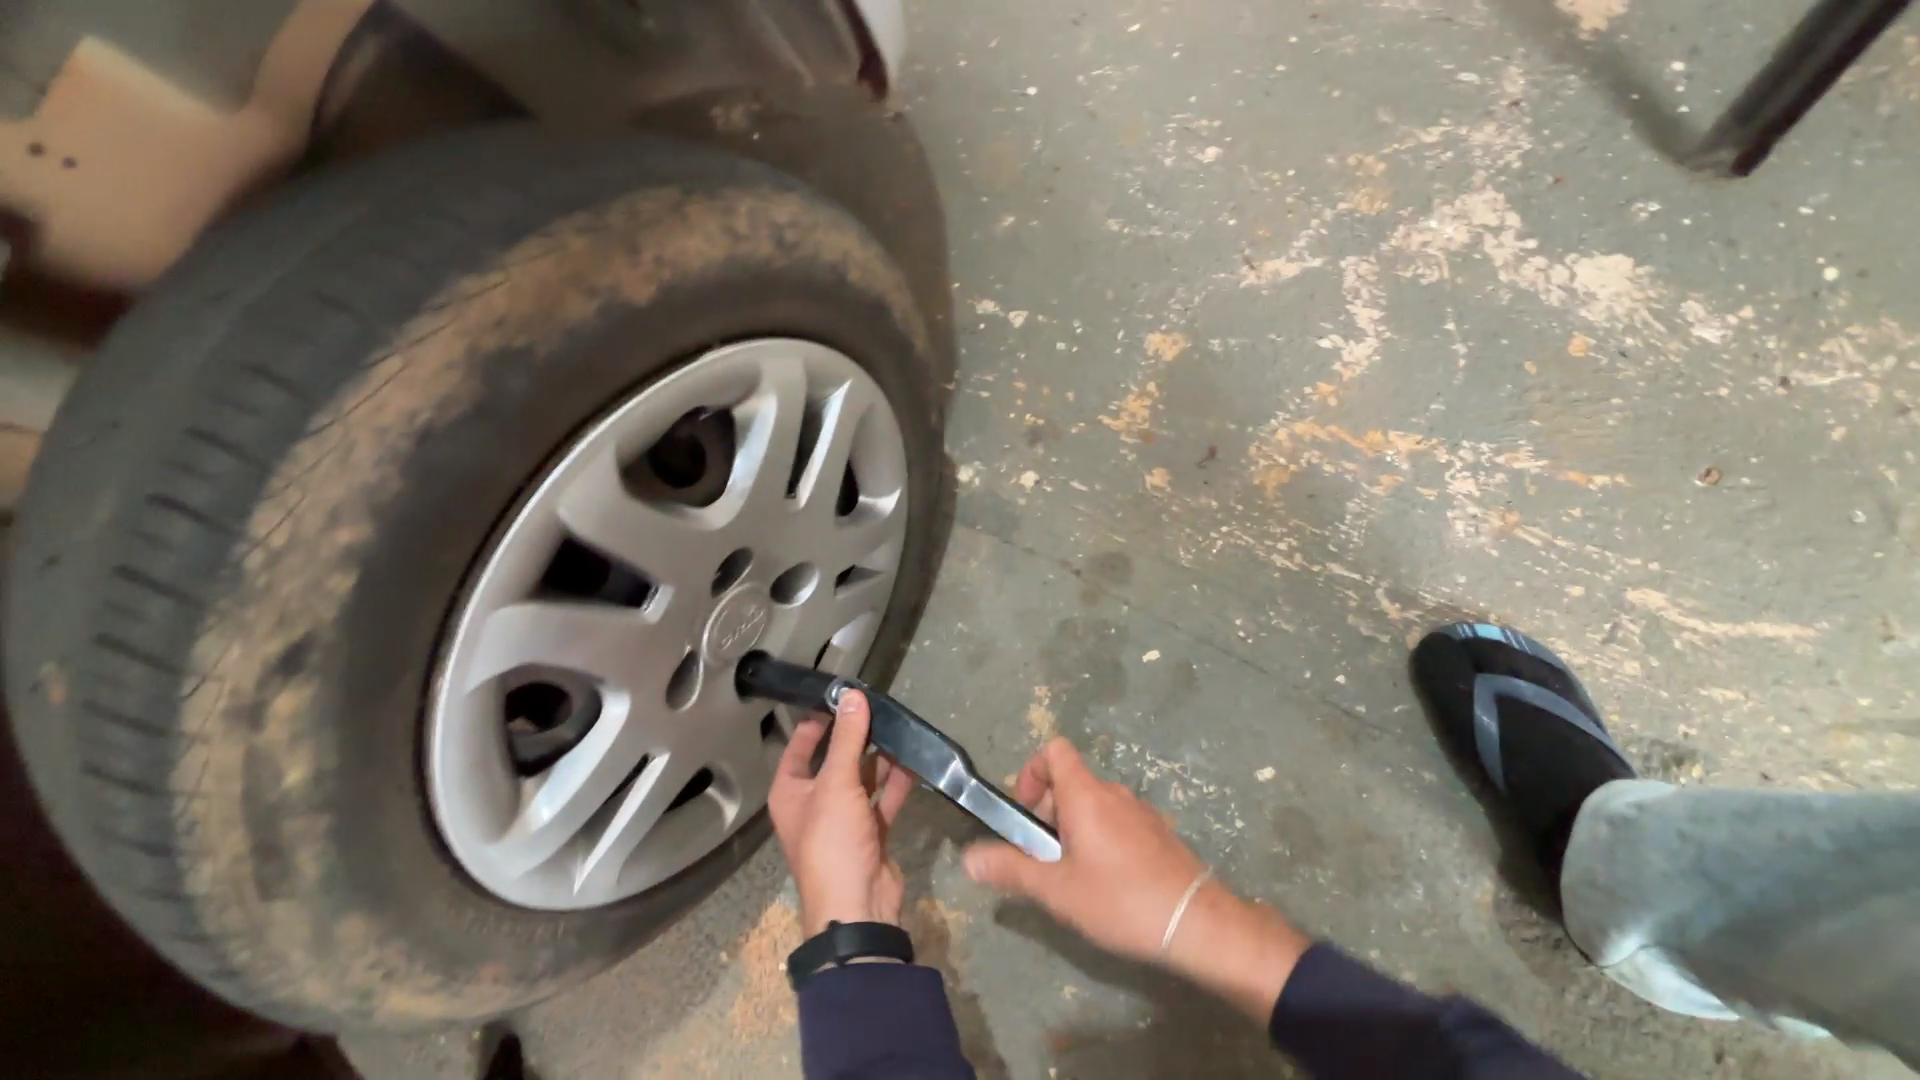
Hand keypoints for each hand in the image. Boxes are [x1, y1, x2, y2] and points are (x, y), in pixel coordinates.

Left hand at [768, 690, 914, 936]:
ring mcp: (844, 819)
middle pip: (835, 760)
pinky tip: (915, 761)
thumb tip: (852, 695)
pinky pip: (884, 799)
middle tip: (882, 707)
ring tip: (902, 728)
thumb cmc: (832, 841)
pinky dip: (897, 783)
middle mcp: (814, 802)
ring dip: (881, 758)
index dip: (817, 721)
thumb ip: (847, 739)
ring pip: (863, 778)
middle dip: (857, 737)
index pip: (800, 746)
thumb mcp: (837, 784)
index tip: (841, 696)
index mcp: (791, 792)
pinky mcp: (871, 832)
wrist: (857, 906)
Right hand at [963, 738, 1310, 1017]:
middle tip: (1044, 859)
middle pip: (1069, 782)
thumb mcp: (1056, 890)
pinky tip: (1108, 884)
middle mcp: (1114, 793)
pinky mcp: (1159, 833)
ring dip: (1073, 830)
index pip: (1054, 751)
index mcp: (1086, 794)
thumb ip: (1011, 869)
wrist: (1196, 923)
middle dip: (1047, 814)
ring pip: (1093, 806)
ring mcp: (1141, 812)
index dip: (1031, 773)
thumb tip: (970, 858)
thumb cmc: (1120, 900)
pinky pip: (1118, 823)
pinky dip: (1102, 840)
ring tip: (1074, 878)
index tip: (1024, 814)